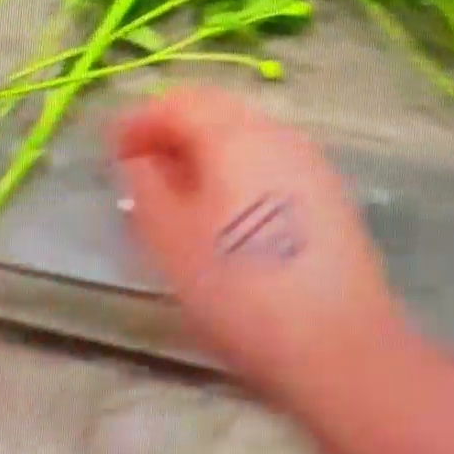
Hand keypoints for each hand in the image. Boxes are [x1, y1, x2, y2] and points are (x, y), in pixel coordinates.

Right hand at [111, 87, 410, 401]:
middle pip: (213, 109)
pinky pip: (268, 161)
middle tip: (141, 168)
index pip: (175, 103)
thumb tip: (139, 158)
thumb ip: (145, 184)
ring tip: (178, 193)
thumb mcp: (169, 237)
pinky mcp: (328, 196)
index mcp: (233, 136)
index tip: (112, 153)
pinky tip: (224, 213)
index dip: (137, 121)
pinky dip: (235, 169)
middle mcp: (276, 135)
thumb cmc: (239, 290)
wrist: (341, 350)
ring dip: (203, 150)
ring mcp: (309, 163)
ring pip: (244, 135)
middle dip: (170, 130)